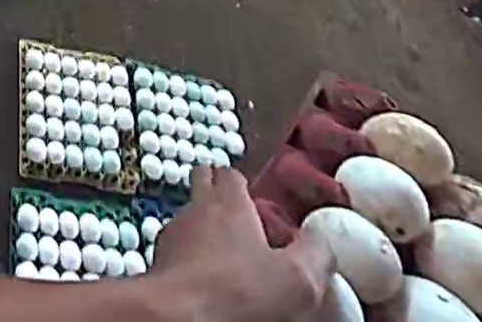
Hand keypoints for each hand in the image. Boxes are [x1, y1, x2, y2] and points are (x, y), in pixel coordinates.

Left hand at [148, 165, 333, 321]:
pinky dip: (190, 251)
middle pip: (203, 180)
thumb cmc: (240, 293)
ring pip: (189, 212)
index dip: (244, 186)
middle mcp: (197, 206)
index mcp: (229, 202)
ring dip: (204, 223)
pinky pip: (177, 242)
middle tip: (241, 220)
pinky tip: (205, 275)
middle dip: (217, 190)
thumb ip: (315, 253)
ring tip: (226, 254)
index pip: (231, 174)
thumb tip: (320, 241)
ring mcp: (175, 229)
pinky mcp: (161, 255)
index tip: (258, 206)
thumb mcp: (298, 280)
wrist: (181, 316)